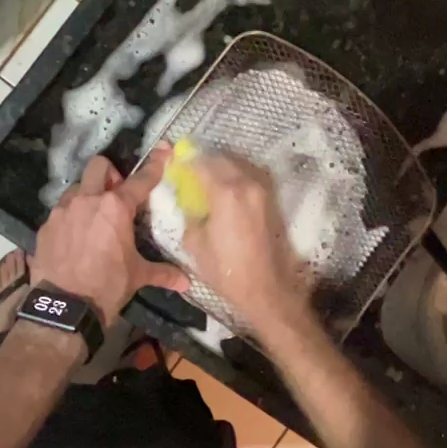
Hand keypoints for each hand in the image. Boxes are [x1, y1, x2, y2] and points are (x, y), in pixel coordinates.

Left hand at [34, 149, 188, 325]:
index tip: (164, 151)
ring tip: (95, 219)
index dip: (155, 164)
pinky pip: (61, 211)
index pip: (140, 180)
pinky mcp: (46, 226)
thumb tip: (186, 282)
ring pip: (77, 188)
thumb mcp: (138, 277)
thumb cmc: (107, 286)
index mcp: (115, 208)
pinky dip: (72, 218)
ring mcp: (62, 211)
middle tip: (117, 194)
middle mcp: (87, 201)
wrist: (63, 306)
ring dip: (88, 196)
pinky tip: (77, 238)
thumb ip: (162, 273)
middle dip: (110, 173)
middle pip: (99, 166)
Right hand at [181, 153, 312, 335]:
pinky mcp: (271, 202)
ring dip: (222, 168)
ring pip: (238, 167)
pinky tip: (225, 193)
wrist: (264, 287)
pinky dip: (235, 179)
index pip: (201, 163)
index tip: (175, 161)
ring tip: (207, 181)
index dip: (186, 160)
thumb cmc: (226, 269)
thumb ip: (190, 214)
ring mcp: (262, 192)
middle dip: (204, 162)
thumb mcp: (195, 243)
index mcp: (226, 192)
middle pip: (222, 160)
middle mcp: (247, 185)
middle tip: (190, 171)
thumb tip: (189, 202)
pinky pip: (248, 180)